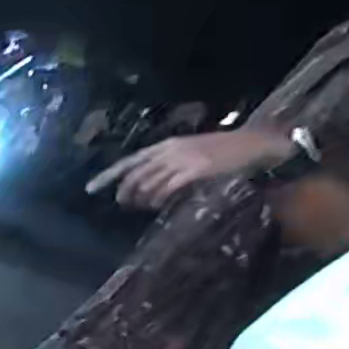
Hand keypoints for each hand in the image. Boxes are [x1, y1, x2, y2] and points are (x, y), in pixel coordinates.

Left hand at [86, 129, 295, 208]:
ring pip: (147, 186)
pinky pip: (164, 191)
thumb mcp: (188, 151)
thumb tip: (141, 186)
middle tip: (126, 205)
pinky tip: (160, 204)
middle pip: (133, 178)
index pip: (129, 162)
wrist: (258, 143)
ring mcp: (182, 160)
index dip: (107, 176)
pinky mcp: (195, 170)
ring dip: (142, 200)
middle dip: (125, 194)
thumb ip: (164, 165)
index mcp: (166, 146)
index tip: (89, 189)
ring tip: (147, 205)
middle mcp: (170, 151)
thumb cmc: (222, 151)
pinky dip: (158, 200)